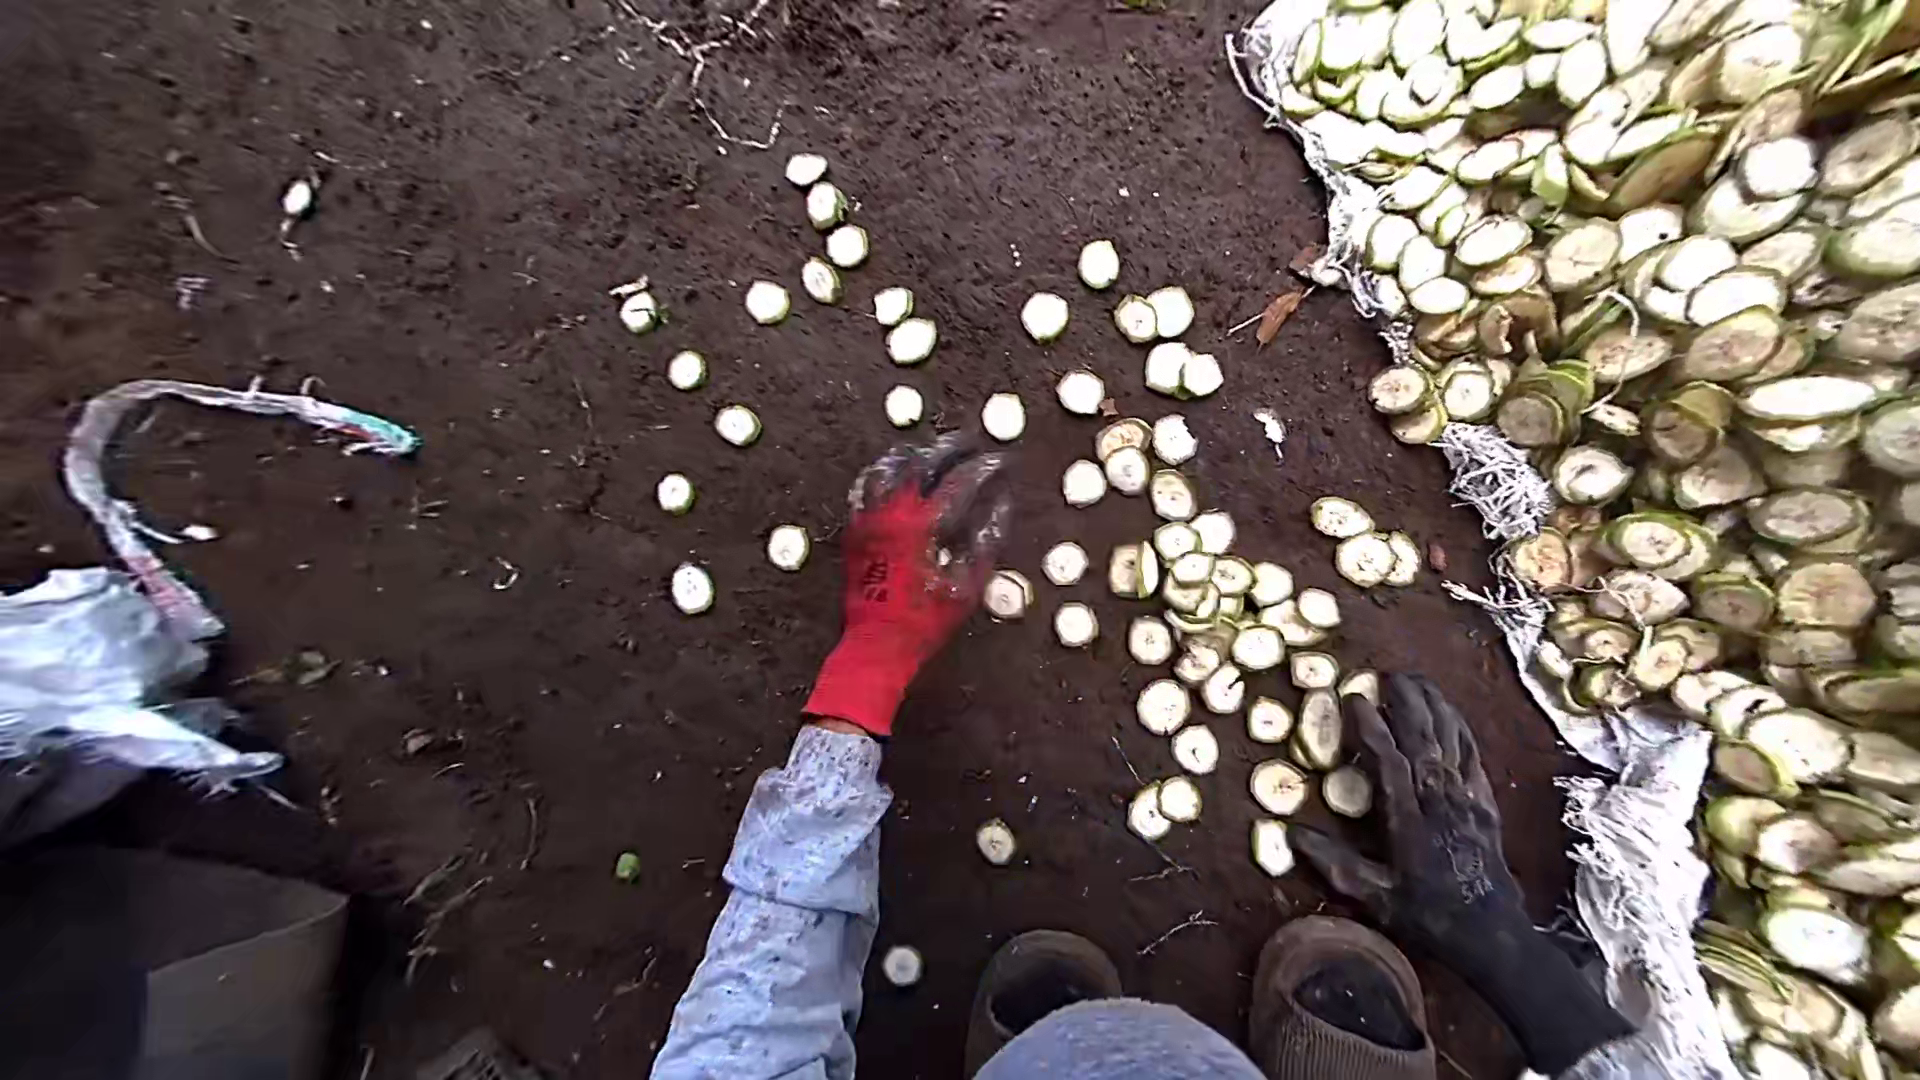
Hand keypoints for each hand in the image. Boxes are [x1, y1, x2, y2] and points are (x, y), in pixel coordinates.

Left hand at [803, 436, 1010, 736]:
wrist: (876, 643)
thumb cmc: (925, 620)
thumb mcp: (968, 586)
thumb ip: (986, 542)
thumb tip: (999, 506)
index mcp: (926, 526)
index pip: (961, 481)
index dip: (984, 468)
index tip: (1000, 462)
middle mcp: (895, 512)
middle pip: (924, 462)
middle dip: (951, 448)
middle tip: (970, 445)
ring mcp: (870, 518)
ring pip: (888, 467)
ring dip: (914, 453)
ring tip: (932, 451)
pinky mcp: (855, 529)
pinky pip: (863, 487)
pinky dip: (881, 472)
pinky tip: (893, 471)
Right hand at [1293, 672, 1524, 950]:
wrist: (1495, 940)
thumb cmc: (1427, 915)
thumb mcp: (1375, 897)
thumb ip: (1333, 864)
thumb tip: (1288, 832)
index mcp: (1411, 821)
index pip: (1391, 762)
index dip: (1371, 727)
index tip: (1353, 698)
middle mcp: (1441, 803)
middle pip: (1424, 741)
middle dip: (1407, 703)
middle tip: (1388, 673)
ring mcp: (1468, 802)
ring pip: (1452, 742)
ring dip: (1435, 707)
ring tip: (1417, 680)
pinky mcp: (1486, 806)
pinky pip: (1474, 757)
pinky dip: (1461, 729)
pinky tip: (1450, 712)